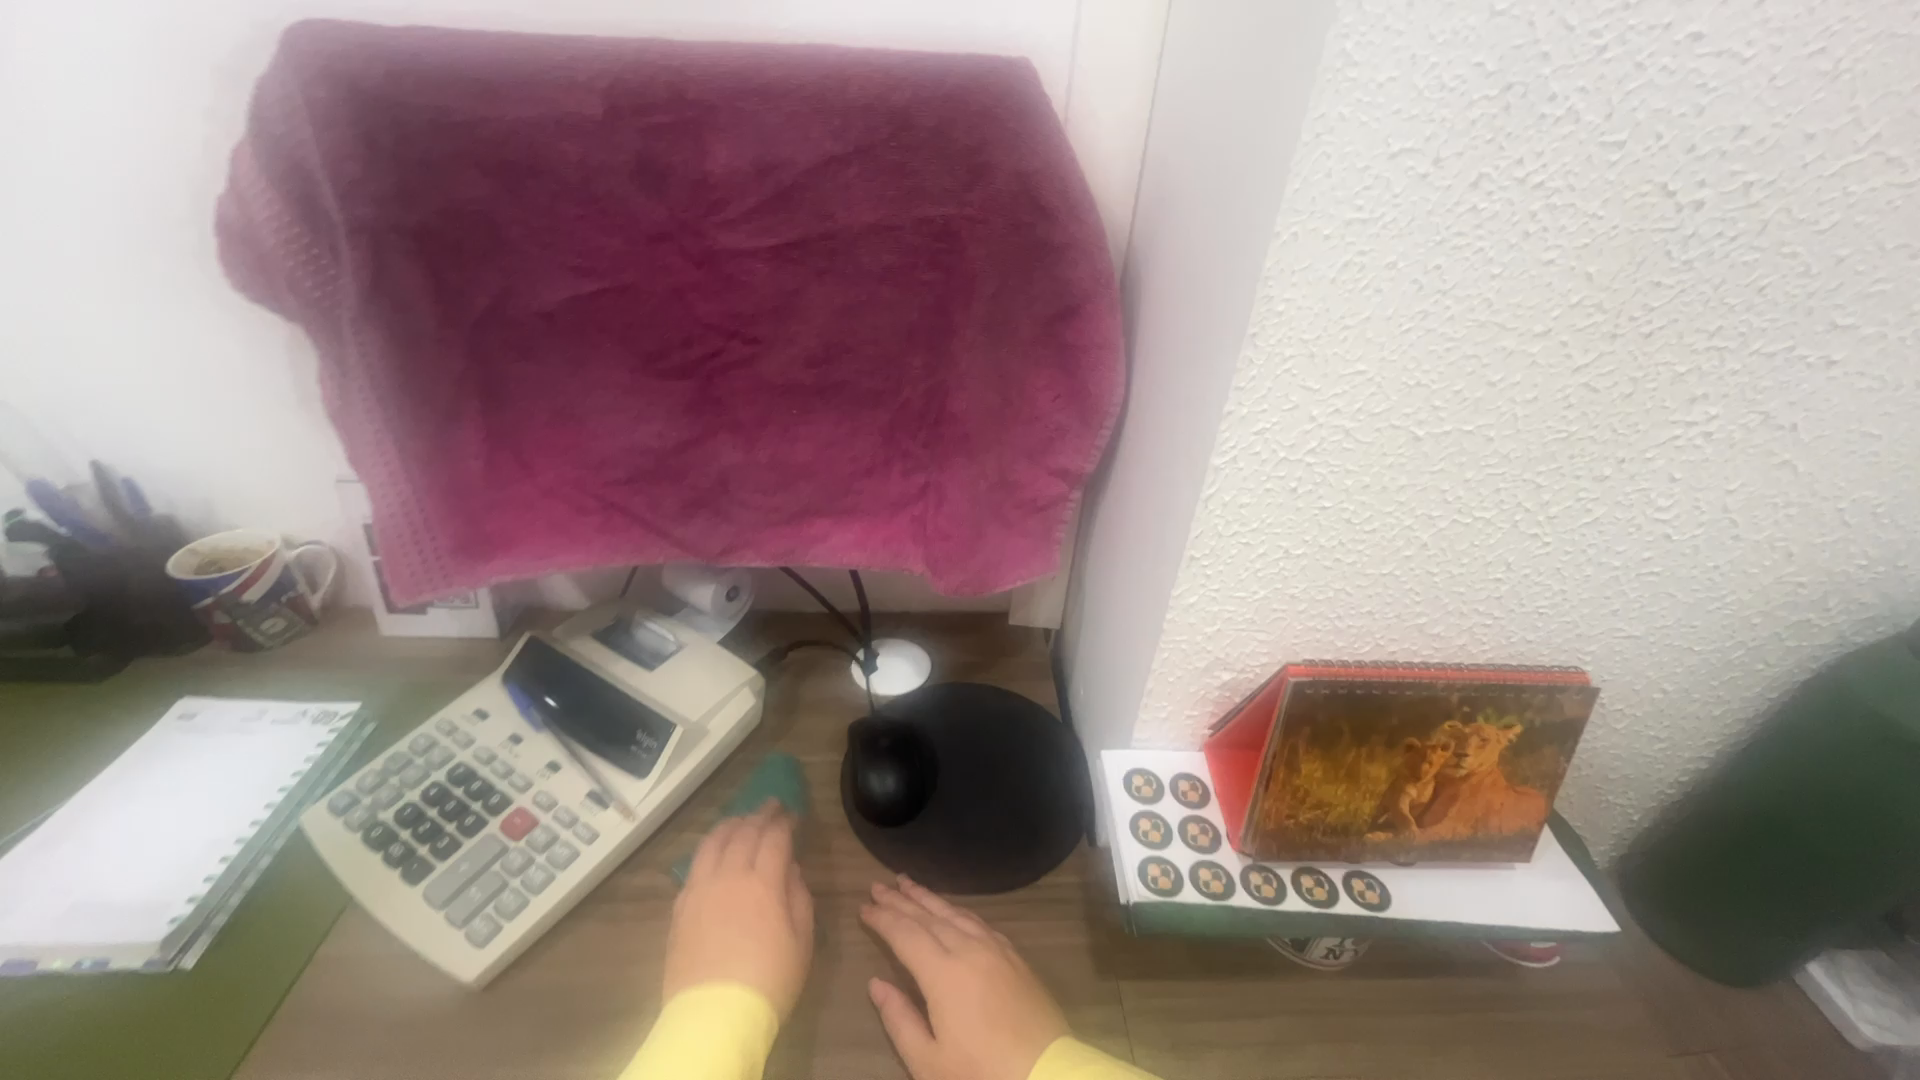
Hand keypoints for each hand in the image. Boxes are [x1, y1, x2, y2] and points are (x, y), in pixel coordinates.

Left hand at [662, 801, 813, 1019]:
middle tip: (771, 806)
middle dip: (760, 815)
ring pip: (713, 843)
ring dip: (730, 825)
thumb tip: (791, 870)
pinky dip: (707, 850)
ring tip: (740, 820)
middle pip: (744, 834)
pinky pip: (694, 867)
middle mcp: (729, 877)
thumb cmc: (769, 981)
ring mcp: (700, 891)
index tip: (794, 814)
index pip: (775, 838)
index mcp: (763, 883)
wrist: (714, 1018)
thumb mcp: (801, 941)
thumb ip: (799, 898)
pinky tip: (713, 853)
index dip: (786, 822)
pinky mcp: (680, 908)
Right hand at [861, 875, 1070, 1079]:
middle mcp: (968, 949)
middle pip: (928, 917)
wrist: (1046, 1074)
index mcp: (943, 973)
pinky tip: (952, 910)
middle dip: (901, 900)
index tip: (864, 907)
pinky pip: (979, 921)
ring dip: (929, 898)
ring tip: (909, 883)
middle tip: (879, 886)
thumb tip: (876, 984)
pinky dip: (958, 910)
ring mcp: (995, 949)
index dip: (883, 919)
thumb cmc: (981, 1072)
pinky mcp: (1014, 956)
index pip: (905, 935)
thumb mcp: (929, 1061)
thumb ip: (899, 1019)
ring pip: (955, 913)